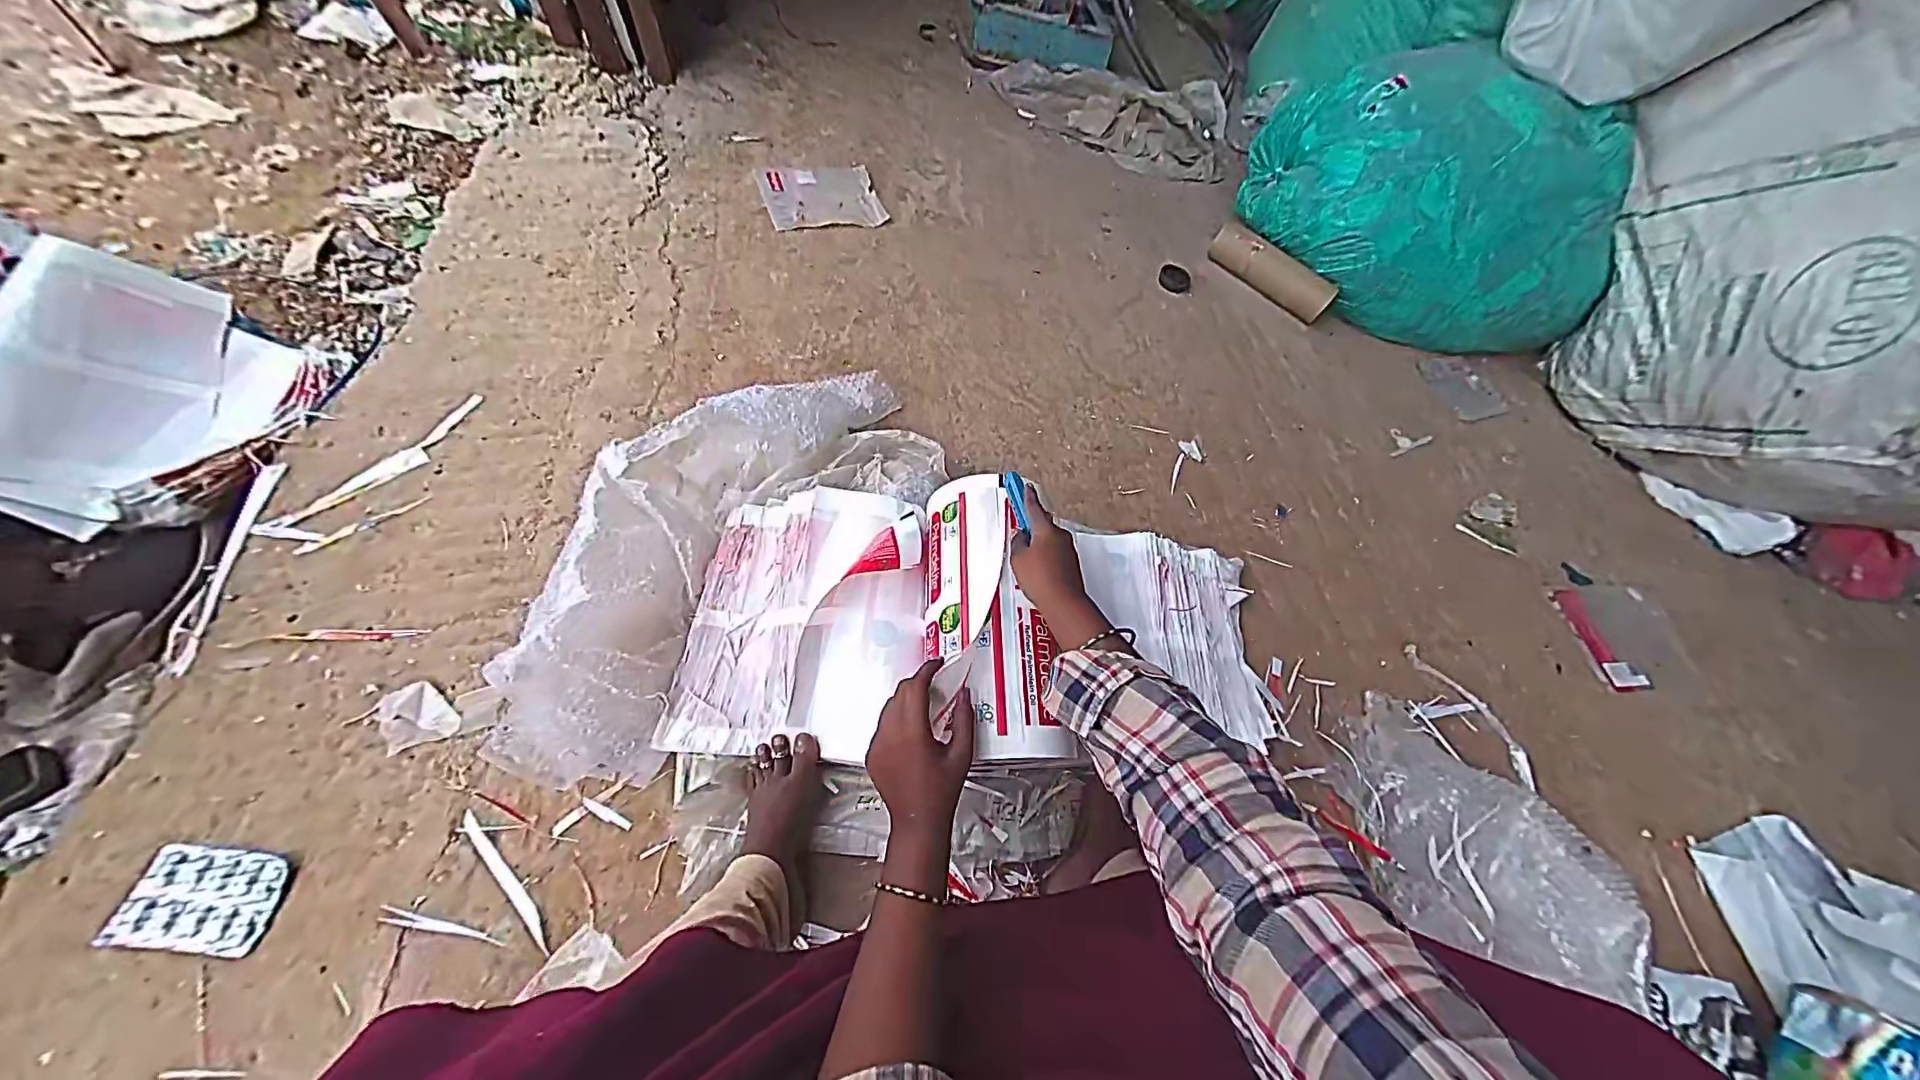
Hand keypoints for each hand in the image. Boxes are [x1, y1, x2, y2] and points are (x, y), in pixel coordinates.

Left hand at [867, 661, 974, 844]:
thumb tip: (964, 695)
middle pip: (899, 693)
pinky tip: (912, 730)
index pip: (914, 687)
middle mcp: (890, 735)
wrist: (917, 822)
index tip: (936, 664)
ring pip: (888, 707)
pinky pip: (882, 725)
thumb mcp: (961, 754)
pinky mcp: (872, 754)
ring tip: (925, 706)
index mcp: (912, 733)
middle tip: (935, 683)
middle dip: (917, 683)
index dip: (926, 671)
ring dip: (905, 700)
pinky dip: (896, 718)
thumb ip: (964, 720)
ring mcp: (877, 744)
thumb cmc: (941, 793)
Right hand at [1008, 480, 1087, 613]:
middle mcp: (1059, 535)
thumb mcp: (1018, 558)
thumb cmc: (1042, 579)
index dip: (1026, 495)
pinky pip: (1053, 553)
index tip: (1023, 485)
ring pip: (1048, 540)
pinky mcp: (1070, 562)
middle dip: (1030, 526)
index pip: (1033, 506)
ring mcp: (1067, 549)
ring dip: (1037, 545)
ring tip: (1025, 559)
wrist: (1063, 601)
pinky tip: (1036, 568)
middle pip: (1042, 524)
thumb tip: (1020, 535)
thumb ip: (1017, 541)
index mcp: (1045, 529)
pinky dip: (1044, 556)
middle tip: (1020, 528)